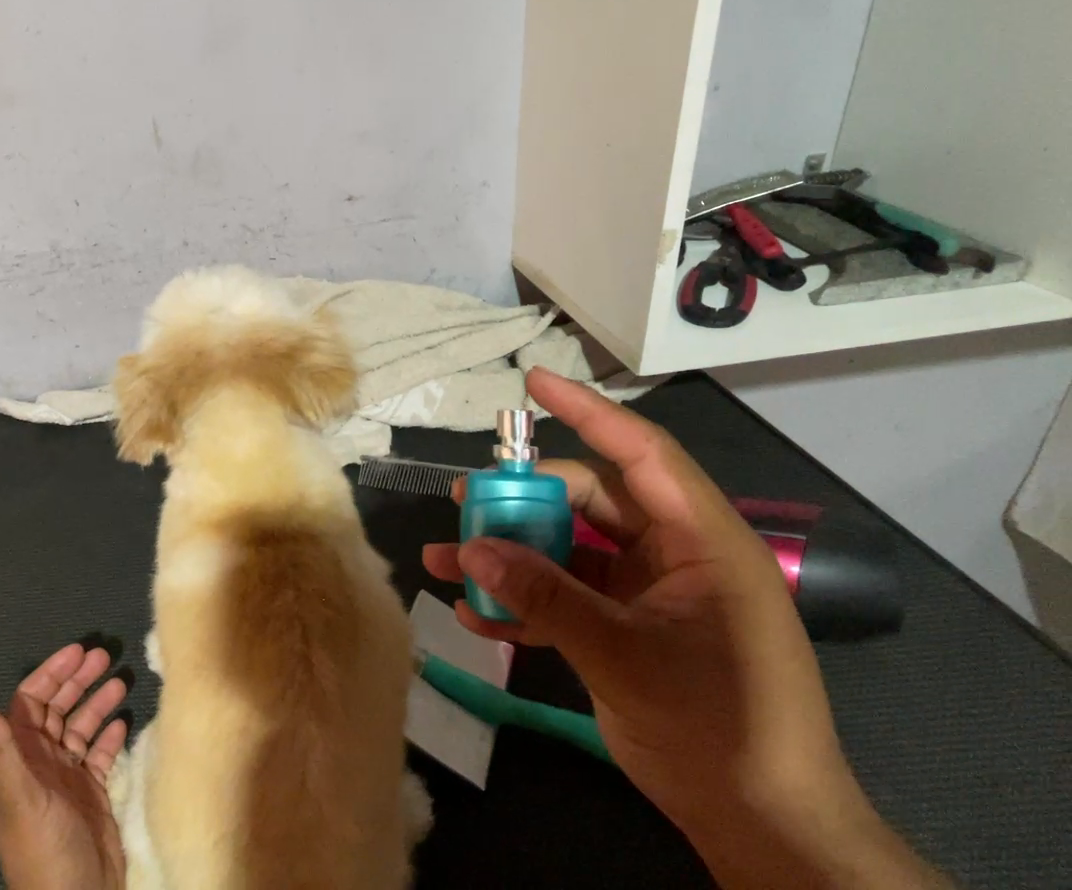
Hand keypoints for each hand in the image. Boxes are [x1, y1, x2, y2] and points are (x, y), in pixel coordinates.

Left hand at [0, 644, 129, 889]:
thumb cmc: (41, 847)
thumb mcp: (18, 796)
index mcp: (20, 757)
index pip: (31, 701)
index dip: (51, 674)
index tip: (77, 651)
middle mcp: (42, 762)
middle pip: (58, 708)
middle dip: (78, 680)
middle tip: (105, 655)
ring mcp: (67, 778)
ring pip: (80, 727)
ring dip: (97, 702)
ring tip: (121, 679)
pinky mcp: (92, 795)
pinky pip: (99, 754)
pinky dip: (110, 735)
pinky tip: (124, 719)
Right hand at [424, 368, 944, 888]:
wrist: (761, 822)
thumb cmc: (718, 725)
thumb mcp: (623, 655)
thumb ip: (545, 596)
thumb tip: (470, 549)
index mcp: (702, 544)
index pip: (642, 456)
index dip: (587, 413)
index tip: (532, 385)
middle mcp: (674, 557)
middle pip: (588, 501)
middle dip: (522, 501)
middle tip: (463, 504)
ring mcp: (648, 594)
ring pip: (567, 550)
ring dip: (509, 556)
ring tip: (445, 561)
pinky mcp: (626, 629)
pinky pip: (565, 596)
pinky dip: (523, 602)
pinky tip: (474, 614)